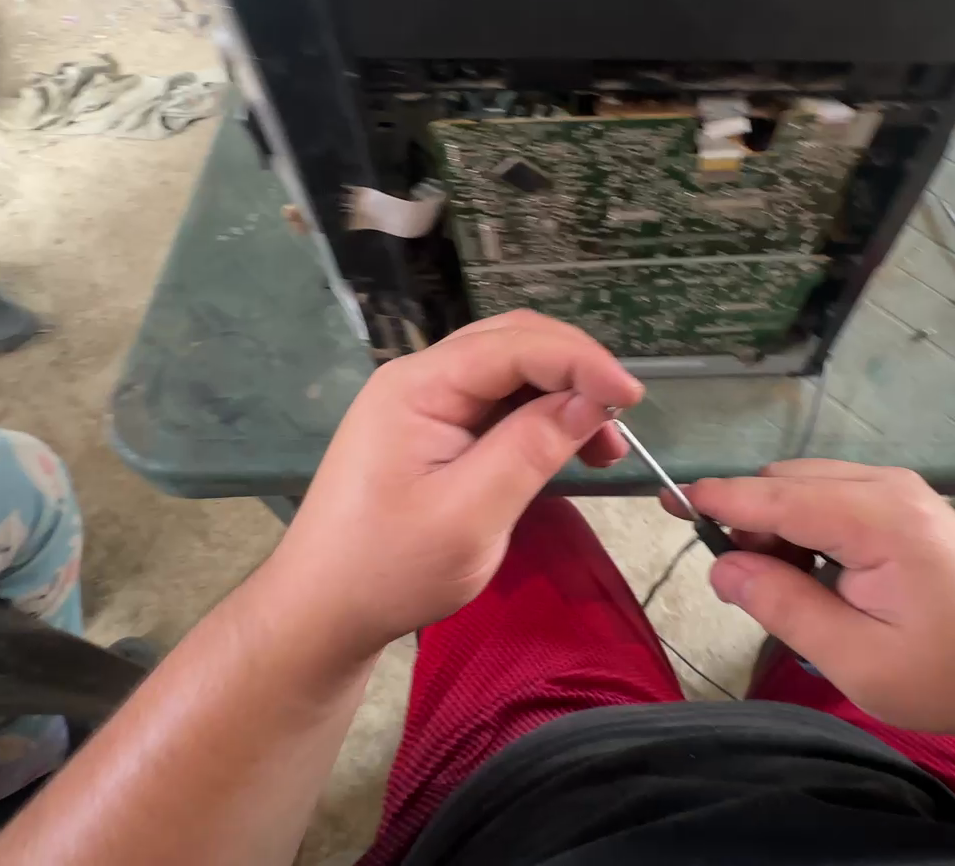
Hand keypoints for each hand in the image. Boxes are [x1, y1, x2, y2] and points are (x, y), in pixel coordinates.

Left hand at [269, 311, 642, 657]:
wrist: (322, 612)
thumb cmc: (389, 568)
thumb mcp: (470, 515)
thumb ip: (532, 449)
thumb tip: (593, 402)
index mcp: (420, 385)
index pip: (516, 346)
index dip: (581, 361)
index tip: (633, 397)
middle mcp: (422, 377)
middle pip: (514, 343)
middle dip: (575, 369)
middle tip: (620, 415)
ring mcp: (425, 400)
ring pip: (511, 370)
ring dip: (563, 393)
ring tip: (602, 445)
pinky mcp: (434, 427)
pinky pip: (498, 403)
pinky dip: (540, 418)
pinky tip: (566, 447)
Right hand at [686, 461, 954, 740]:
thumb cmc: (943, 677)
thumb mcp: (854, 659)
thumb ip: (782, 605)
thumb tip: (721, 567)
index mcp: (883, 521)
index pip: (779, 497)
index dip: (719, 499)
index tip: (668, 500)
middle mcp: (889, 486)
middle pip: (786, 482)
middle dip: (750, 523)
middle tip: (747, 585)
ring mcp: (897, 487)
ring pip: (802, 482)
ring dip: (775, 524)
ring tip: (787, 584)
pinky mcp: (899, 497)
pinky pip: (826, 491)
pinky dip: (801, 521)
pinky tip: (815, 568)